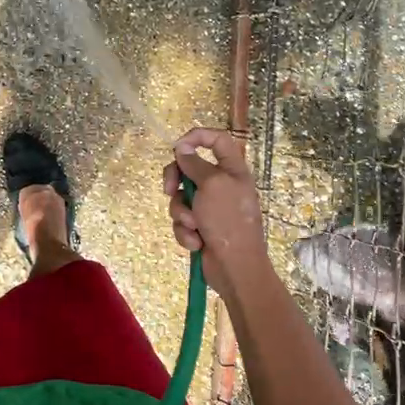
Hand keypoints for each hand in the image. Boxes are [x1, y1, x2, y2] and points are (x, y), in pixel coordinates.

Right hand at [163, 127, 267, 296]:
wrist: (235, 269)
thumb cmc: (228, 221)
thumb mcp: (212, 185)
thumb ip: (194, 164)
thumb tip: (181, 149)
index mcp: (232, 170)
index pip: (217, 139)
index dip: (197, 136)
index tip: (177, 146)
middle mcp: (221, 185)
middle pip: (189, 168)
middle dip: (176, 180)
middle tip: (169, 189)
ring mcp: (210, 207)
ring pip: (181, 196)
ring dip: (182, 213)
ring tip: (193, 226)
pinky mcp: (200, 226)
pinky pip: (181, 219)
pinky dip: (185, 231)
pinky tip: (196, 242)